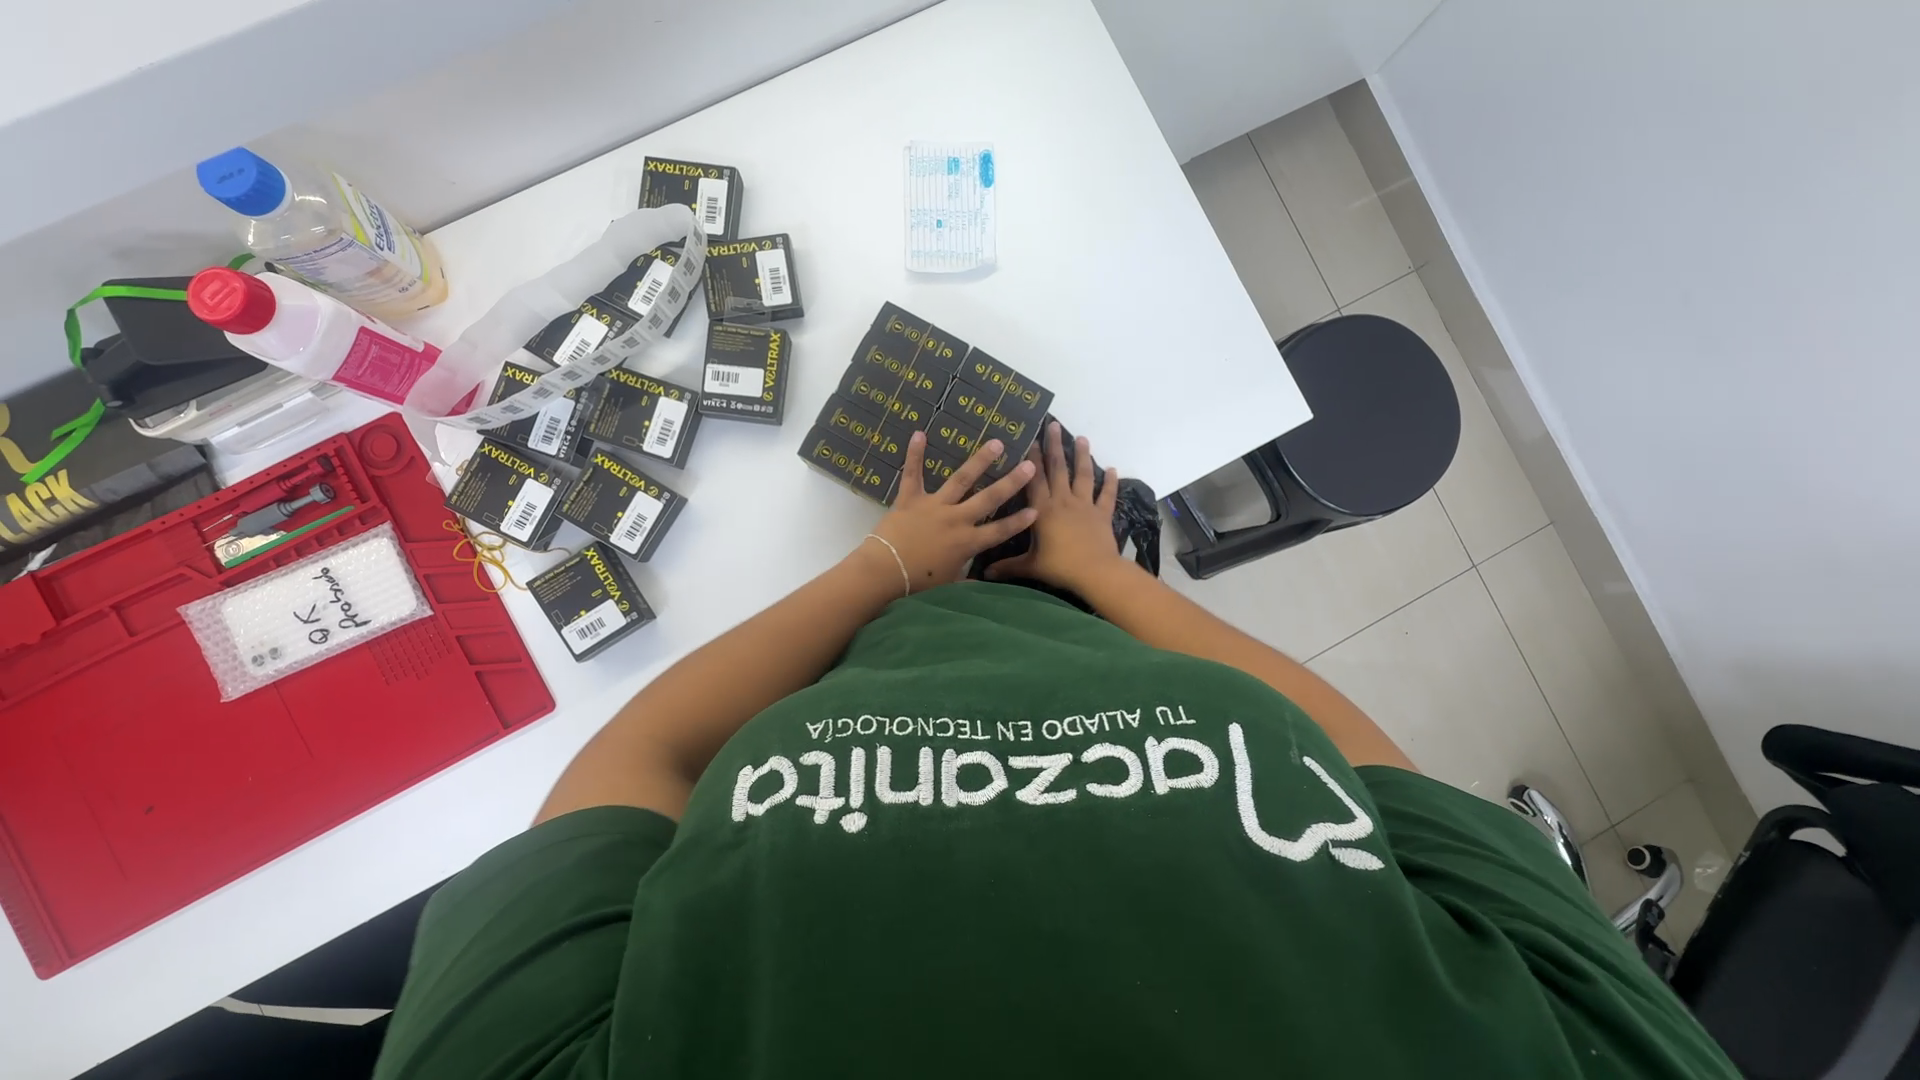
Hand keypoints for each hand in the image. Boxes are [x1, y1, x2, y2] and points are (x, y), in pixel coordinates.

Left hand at [860, 432, 1037, 593]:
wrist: (885, 572)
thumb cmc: (918, 583)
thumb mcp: (949, 585)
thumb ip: (967, 581)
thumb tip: (983, 584)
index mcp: (966, 543)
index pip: (999, 531)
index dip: (1018, 522)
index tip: (1036, 509)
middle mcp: (956, 520)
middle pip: (989, 499)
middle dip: (1011, 482)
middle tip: (1028, 466)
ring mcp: (934, 506)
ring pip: (961, 479)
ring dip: (980, 460)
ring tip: (995, 443)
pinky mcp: (910, 499)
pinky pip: (913, 474)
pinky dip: (915, 454)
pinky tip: (920, 433)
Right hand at [986, 422, 1123, 593]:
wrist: (1095, 572)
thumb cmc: (1060, 566)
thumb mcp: (1029, 566)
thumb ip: (1007, 566)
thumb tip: (984, 573)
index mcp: (1042, 510)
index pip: (1034, 479)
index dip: (1031, 459)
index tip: (1029, 439)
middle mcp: (1063, 501)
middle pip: (1058, 469)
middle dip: (1055, 446)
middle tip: (1054, 425)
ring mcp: (1085, 506)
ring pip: (1083, 475)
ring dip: (1082, 456)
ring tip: (1082, 438)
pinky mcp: (1102, 514)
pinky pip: (1107, 495)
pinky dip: (1110, 482)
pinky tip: (1112, 468)